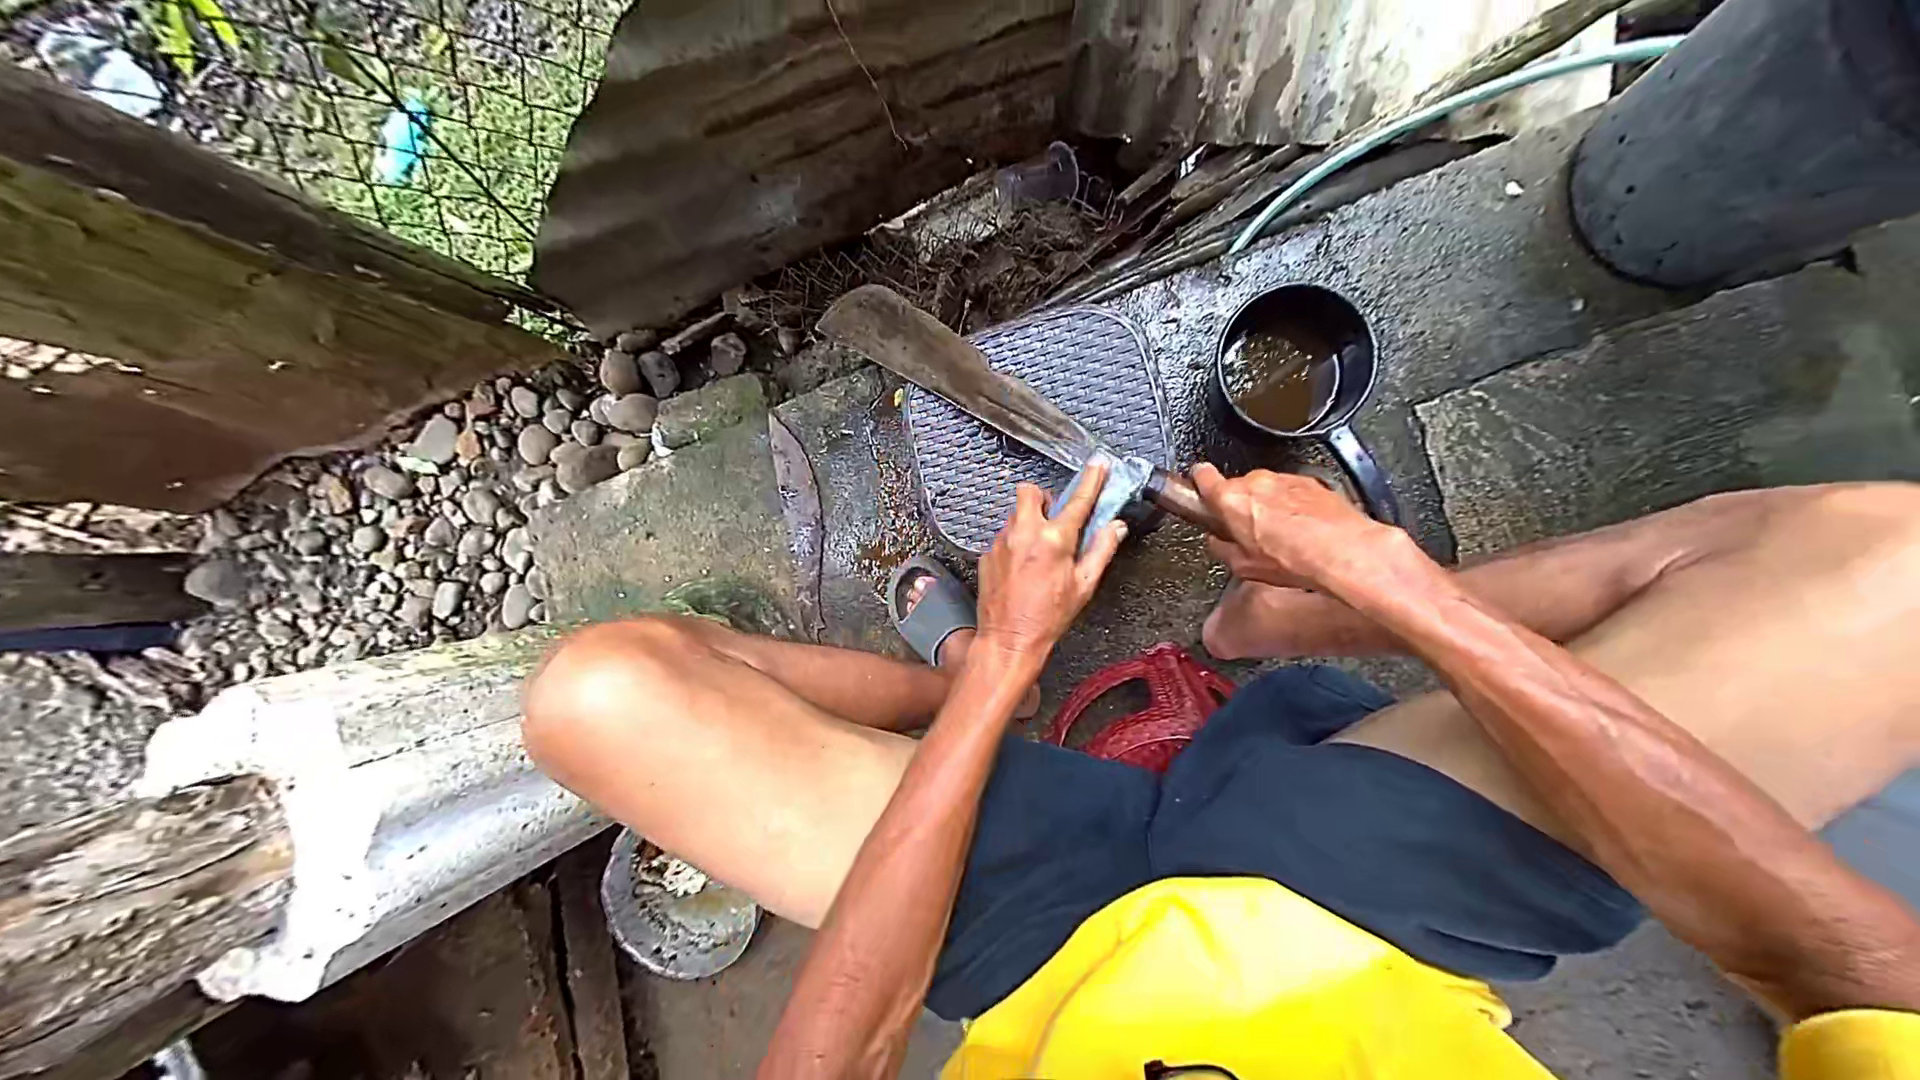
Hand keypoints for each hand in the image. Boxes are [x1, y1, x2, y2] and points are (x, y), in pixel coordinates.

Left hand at [975, 462, 1127, 661]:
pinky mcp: (987, 553)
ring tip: (1038, 549)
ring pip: (1015, 514)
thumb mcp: (1084, 585)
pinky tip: (1021, 565)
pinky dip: (1014, 542)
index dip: (1092, 479)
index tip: (1098, 465)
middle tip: (1053, 518)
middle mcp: (1025, 533)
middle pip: (1030, 491)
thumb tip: (1115, 527)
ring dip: (1028, 521)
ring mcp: (1002, 541)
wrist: (1009, 638)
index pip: (1079, 500)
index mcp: (1054, 539)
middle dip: (1043, 499)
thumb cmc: (1047, 617)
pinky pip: (1003, 535)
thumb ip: (1101, 550)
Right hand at [1190, 463, 1411, 592]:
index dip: (1198, 482)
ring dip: (1268, 506)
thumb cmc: (1296, 560)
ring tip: (1280, 536)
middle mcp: (1256, 482)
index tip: (1199, 488)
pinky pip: (1292, 492)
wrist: (1345, 553)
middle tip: (1246, 532)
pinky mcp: (1312, 483)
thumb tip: (1218, 544)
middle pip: (1238, 487)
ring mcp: (1286, 480)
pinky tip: (1301, 531)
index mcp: (1230, 499)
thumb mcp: (1243, 567)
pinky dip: (1293, 506)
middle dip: (1240, 505)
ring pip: (1266, 489)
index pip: (1202, 475)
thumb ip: (1223, 549)